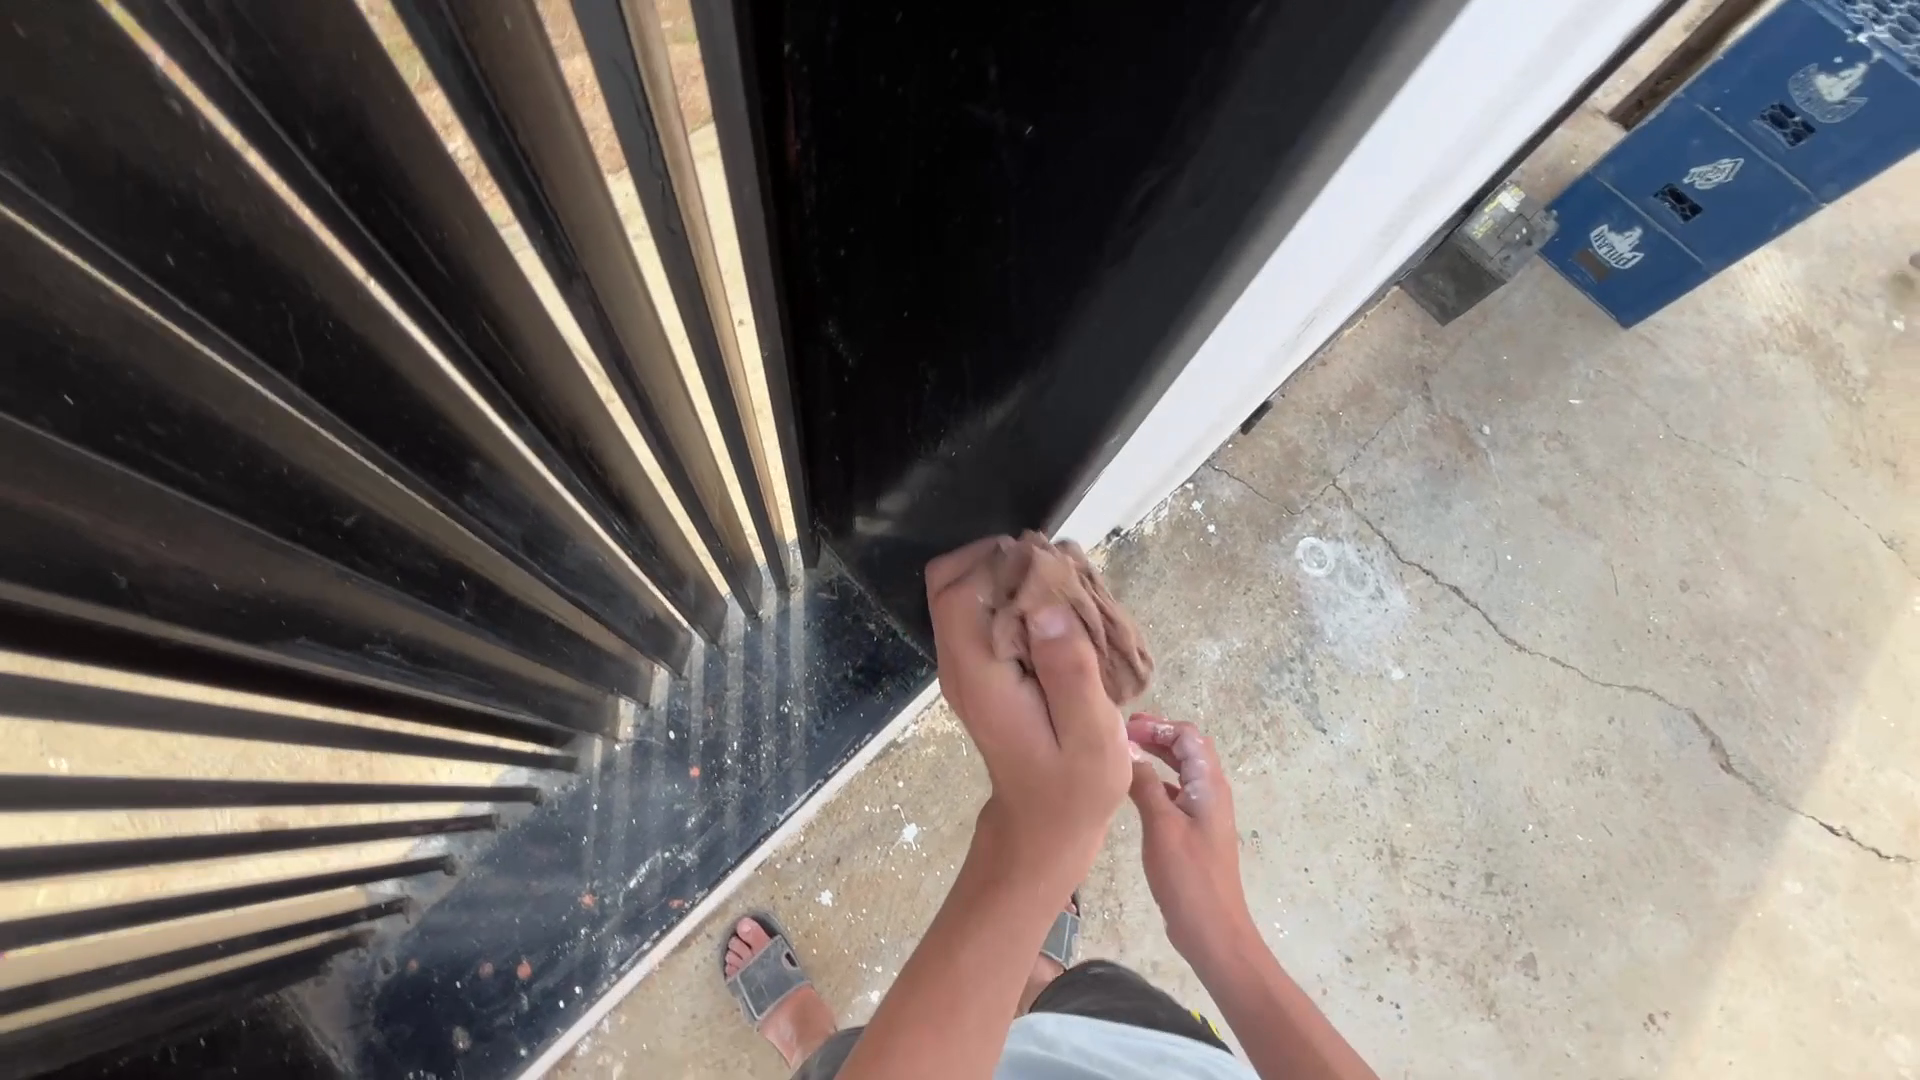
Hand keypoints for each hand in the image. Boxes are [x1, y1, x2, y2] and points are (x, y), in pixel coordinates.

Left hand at [925, 537, 1133, 888]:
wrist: (1045, 822)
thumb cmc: (1073, 787)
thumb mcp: (1091, 737)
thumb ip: (1071, 673)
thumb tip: (1048, 607)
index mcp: (978, 677)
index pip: (957, 594)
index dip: (999, 566)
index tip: (1051, 572)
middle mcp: (958, 663)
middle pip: (948, 581)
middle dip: (1000, 560)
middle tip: (1056, 574)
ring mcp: (964, 664)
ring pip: (961, 589)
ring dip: (1006, 574)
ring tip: (1059, 588)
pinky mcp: (978, 665)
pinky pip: (980, 609)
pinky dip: (1010, 594)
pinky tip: (1054, 611)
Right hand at [1127, 715, 1256, 964]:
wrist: (1213, 931)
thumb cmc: (1189, 876)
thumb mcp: (1161, 825)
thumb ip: (1144, 783)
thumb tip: (1125, 748)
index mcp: (1209, 785)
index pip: (1188, 736)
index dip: (1159, 725)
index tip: (1125, 726)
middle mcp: (1210, 793)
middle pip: (1187, 749)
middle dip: (1156, 735)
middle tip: (1120, 733)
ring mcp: (1203, 814)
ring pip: (1180, 770)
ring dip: (1155, 756)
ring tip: (1122, 753)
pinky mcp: (1193, 832)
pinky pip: (1175, 793)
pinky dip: (1155, 781)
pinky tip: (1132, 789)